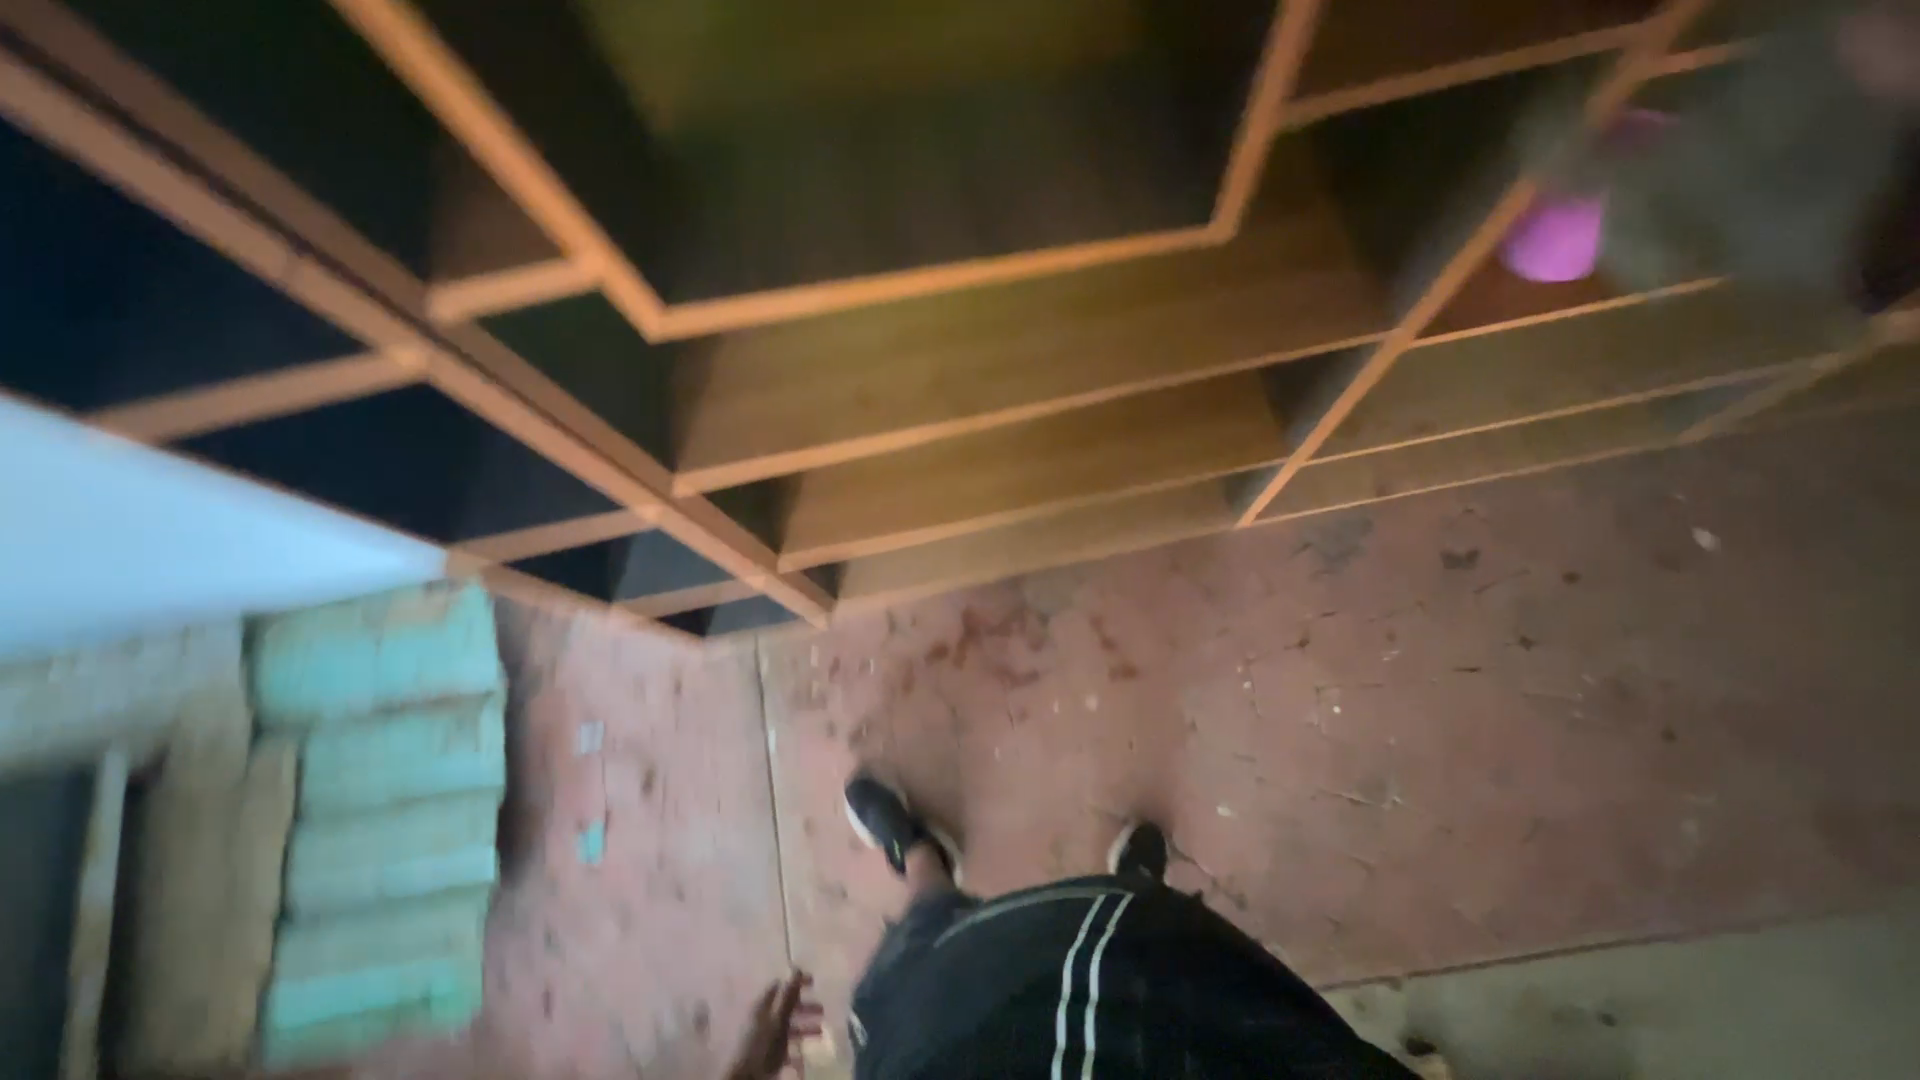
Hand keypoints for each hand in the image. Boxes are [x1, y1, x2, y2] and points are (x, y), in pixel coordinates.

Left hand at [726, 971, 822, 1079]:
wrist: (745, 1079)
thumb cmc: (762, 1046)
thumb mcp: (778, 1019)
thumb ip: (788, 994)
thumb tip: (796, 966)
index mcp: (762, 1005)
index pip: (781, 985)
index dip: (797, 982)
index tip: (814, 983)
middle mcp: (762, 1017)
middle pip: (786, 1005)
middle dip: (805, 1006)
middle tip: (822, 1010)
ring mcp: (763, 1035)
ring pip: (786, 1025)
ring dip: (804, 1026)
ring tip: (819, 1032)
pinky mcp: (765, 1053)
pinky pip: (783, 1044)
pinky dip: (795, 1045)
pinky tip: (804, 1052)